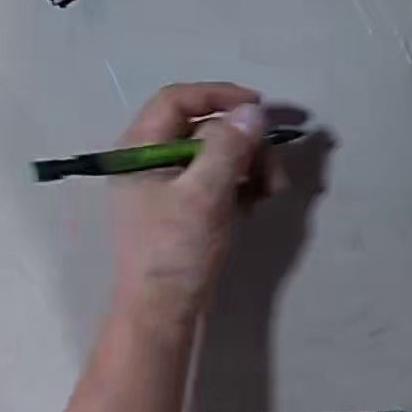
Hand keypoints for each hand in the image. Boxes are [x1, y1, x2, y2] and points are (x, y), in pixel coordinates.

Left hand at [108, 82, 279, 328]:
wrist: (162, 315)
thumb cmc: (174, 252)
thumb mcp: (204, 195)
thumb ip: (228, 147)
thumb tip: (252, 112)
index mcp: (138, 150)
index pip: (177, 100)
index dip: (218, 95)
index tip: (258, 107)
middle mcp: (150, 162)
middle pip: (203, 129)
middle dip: (243, 143)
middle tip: (273, 167)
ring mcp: (167, 188)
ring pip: (215, 157)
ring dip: (248, 166)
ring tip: (270, 191)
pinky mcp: (183, 210)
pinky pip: (216, 182)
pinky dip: (239, 186)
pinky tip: (256, 203)